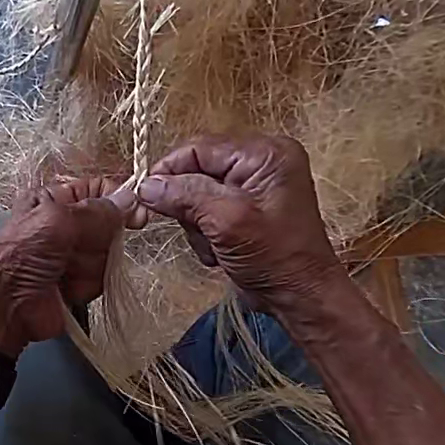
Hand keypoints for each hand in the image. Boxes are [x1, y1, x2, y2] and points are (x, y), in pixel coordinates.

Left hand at [0, 177, 128, 356]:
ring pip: (108, 252)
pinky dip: (88, 284)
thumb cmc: (22, 256)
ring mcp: (72, 254)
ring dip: (92, 265)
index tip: (138, 214)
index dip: (120, 199)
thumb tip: (132, 197)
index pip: (98, 189)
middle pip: (109, 224)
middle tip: (82, 250)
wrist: (6, 308)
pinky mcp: (78, 281)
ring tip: (68, 273)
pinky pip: (101, 277)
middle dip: (102, 240)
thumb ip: (97, 210)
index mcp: (53, 199)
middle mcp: (64, 224)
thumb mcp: (57, 221)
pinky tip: (69, 289)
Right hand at [131, 135, 345, 310]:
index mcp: (264, 153)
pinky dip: (203, 231)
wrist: (299, 296)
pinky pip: (205, 209)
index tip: (146, 197)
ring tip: (213, 243)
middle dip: (187, 203)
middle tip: (197, 229)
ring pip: (195, 192)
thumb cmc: (273, 257)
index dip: (168, 170)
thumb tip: (145, 185)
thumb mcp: (226, 221)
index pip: (199, 148)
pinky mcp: (244, 207)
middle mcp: (259, 161)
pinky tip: (219, 248)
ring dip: (195, 222)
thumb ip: (186, 196)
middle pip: (196, 169)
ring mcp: (252, 186)